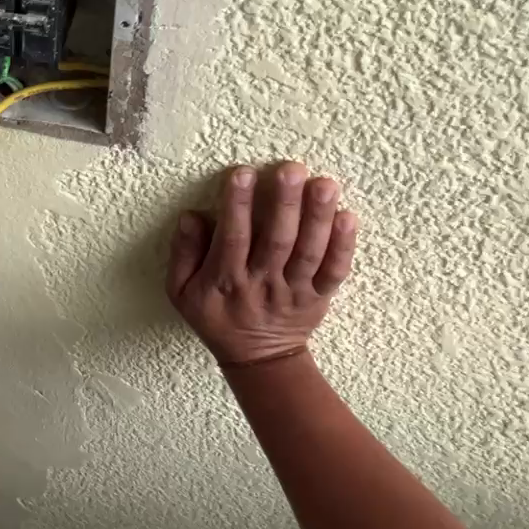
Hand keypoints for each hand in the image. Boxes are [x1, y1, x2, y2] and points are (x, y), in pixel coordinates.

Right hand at [167, 161, 356, 365]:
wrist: (257, 359)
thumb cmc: (214, 317)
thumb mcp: (179, 291)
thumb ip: (183, 253)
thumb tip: (192, 215)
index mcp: (225, 279)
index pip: (232, 237)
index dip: (237, 204)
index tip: (242, 172)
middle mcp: (261, 283)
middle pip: (276, 240)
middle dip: (284, 203)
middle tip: (291, 169)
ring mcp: (293, 291)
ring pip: (308, 252)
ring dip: (318, 217)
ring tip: (325, 184)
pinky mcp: (318, 297)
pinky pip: (334, 271)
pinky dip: (344, 246)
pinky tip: (349, 218)